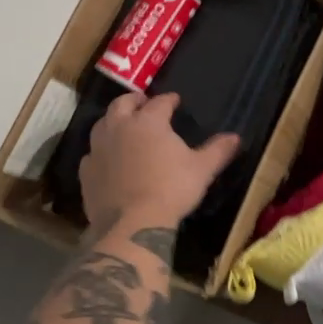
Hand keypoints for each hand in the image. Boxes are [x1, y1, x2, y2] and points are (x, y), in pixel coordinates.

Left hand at [80, 93, 239, 234]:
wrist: (133, 223)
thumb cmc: (172, 189)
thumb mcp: (202, 169)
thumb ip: (218, 150)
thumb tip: (236, 137)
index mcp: (149, 122)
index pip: (160, 102)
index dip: (169, 100)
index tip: (175, 101)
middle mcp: (120, 128)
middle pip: (122, 104)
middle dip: (134, 101)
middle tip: (143, 104)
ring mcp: (98, 149)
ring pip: (101, 125)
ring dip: (113, 122)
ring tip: (123, 127)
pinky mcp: (86, 172)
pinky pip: (91, 154)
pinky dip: (100, 152)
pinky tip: (107, 159)